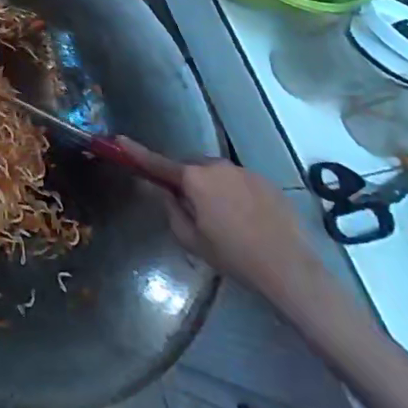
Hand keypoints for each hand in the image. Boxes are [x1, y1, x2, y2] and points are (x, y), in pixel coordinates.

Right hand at [118, 137, 323, 303]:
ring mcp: (244, 171)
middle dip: (186, 181)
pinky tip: (246, 220)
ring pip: (216, 174)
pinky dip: (234, 194)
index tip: (118, 140)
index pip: (157, 163)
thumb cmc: (233, 255)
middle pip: (191, 167)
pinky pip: (239, 181)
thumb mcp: (191, 239)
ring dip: (212, 188)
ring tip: (224, 220)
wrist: (289, 267)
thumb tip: (167, 193)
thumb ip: (172, 210)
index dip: (136, 152)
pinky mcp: (266, 181)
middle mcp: (217, 166)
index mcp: (194, 179)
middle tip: (191, 209)